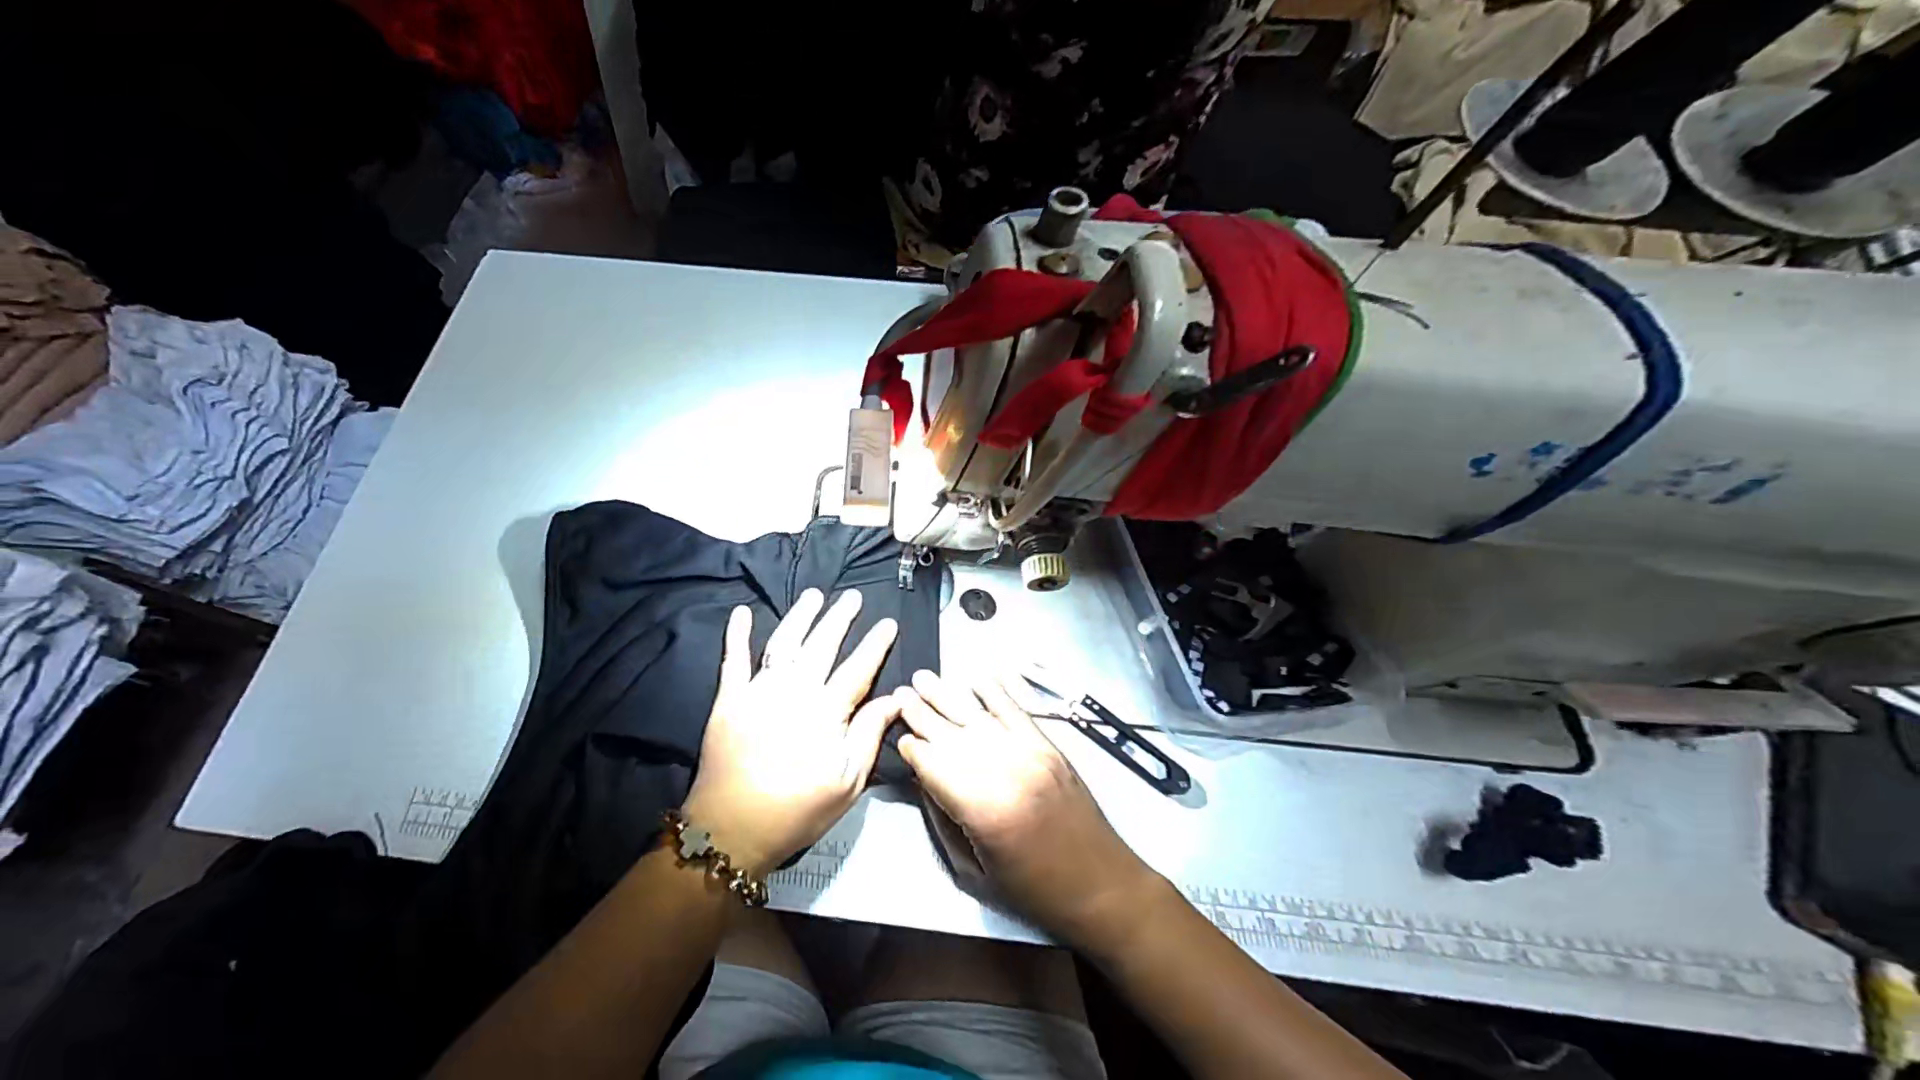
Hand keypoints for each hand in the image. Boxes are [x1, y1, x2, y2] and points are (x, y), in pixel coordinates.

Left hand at [680, 589, 899, 876]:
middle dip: (840, 618)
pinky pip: (733, 660)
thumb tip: (893, 699)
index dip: (875, 644)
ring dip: (800, 616)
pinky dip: (737, 635)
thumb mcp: (848, 782)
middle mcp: (794, 691)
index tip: (887, 623)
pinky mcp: (728, 700)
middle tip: (853, 597)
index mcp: (826, 711)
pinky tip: (740, 613)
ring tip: (814, 595)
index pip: (857, 668)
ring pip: (784, 642)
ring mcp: (758, 692)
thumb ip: (868, 734)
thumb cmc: (797, 810)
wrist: (731, 830)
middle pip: (822, 646)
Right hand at [894, 670, 1162, 946]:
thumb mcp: (974, 872)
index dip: (913, 750)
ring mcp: (1030, 754)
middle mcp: (1004, 772)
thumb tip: (926, 784)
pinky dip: (998, 692)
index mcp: (982, 808)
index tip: (899, 738)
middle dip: (923, 714)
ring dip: (949, 696)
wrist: (1099, 884)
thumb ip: (946, 823)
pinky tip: (980, 678)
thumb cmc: (1034, 890)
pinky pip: (1017, 712)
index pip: (934, 765)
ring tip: (925, 678)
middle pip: (952, 734)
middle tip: (901, 695)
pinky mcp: (1049, 748)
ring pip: (979, 717)